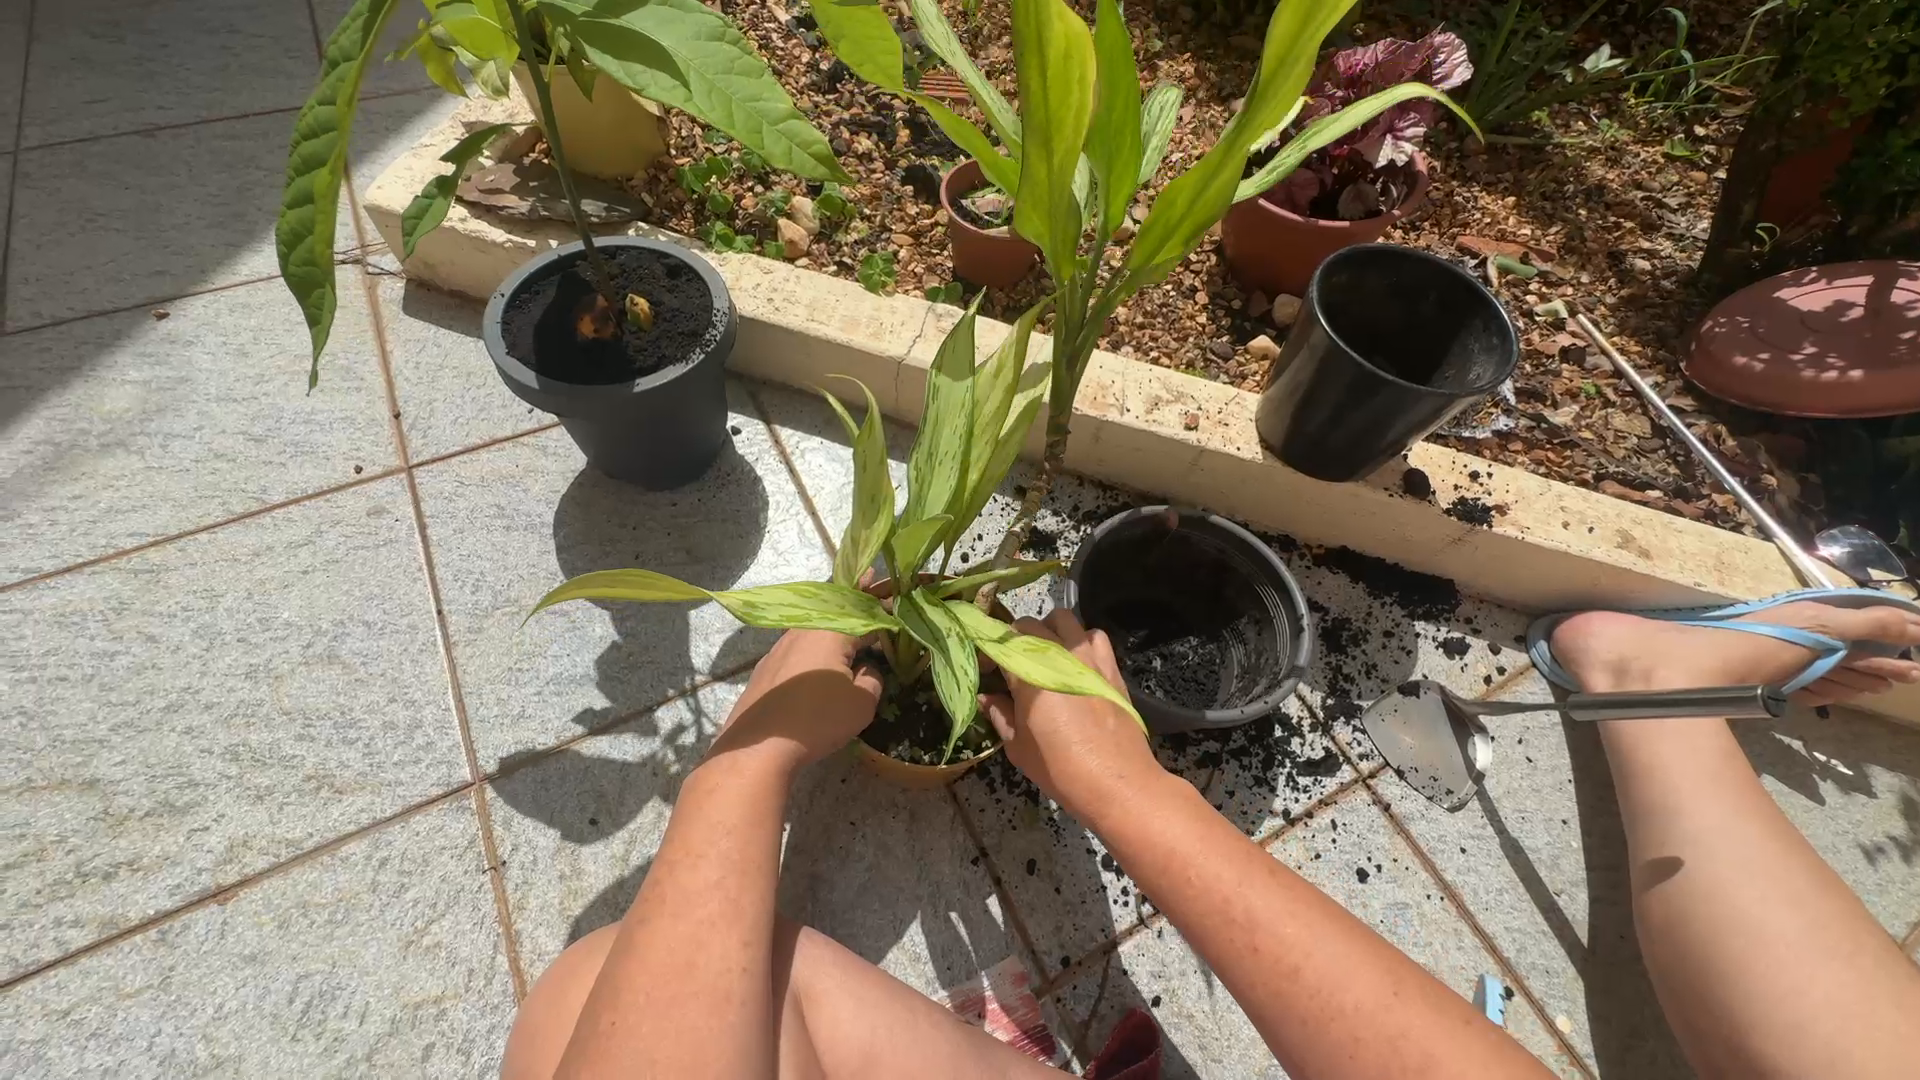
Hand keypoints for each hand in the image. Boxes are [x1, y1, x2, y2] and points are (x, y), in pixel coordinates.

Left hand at [707, 629, 882, 775]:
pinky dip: (812, 659)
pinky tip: (816, 676)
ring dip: (833, 643)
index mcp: (831, 630)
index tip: (897, 629)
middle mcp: (803, 630)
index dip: (885, 621)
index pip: (867, 617)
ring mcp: (779, 647)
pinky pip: (797, 654)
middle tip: (875, 641)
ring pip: (815, 636)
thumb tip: (868, 669)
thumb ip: (873, 678)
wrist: (758, 748)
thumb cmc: (818, 719)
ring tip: (849, 657)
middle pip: (838, 621)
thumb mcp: (862, 703)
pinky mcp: (764, 667)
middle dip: (858, 627)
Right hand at [978, 610, 1165, 820]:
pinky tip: (1076, 661)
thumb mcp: (1018, 747)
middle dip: (1013, 639)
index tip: (984, 668)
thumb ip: (999, 715)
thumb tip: (986, 697)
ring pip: (1062, 619)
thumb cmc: (1060, 768)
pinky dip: (1081, 639)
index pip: (999, 644)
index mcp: (1029, 675)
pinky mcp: (1110, 665)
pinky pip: (1093, 635)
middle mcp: (1058, 656)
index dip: (987, 651)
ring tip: (1044, 654)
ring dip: (1047, 629)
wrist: (1117, 782)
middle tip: (1011, 663)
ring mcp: (1088, 657)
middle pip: (1028, 625)